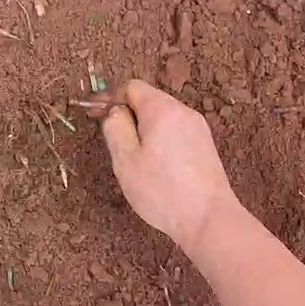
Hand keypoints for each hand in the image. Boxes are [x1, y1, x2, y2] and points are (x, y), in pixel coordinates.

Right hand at [98, 80, 241, 248]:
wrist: (208, 218)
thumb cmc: (162, 190)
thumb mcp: (125, 159)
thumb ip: (115, 127)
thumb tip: (114, 111)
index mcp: (162, 109)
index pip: (132, 87)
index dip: (111, 98)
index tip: (96, 116)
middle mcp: (183, 112)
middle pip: (148, 101)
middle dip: (128, 116)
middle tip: (115, 144)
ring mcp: (198, 128)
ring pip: (162, 118)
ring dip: (144, 131)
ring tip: (135, 160)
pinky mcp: (205, 146)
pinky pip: (176, 132)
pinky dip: (160, 140)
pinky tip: (156, 167)